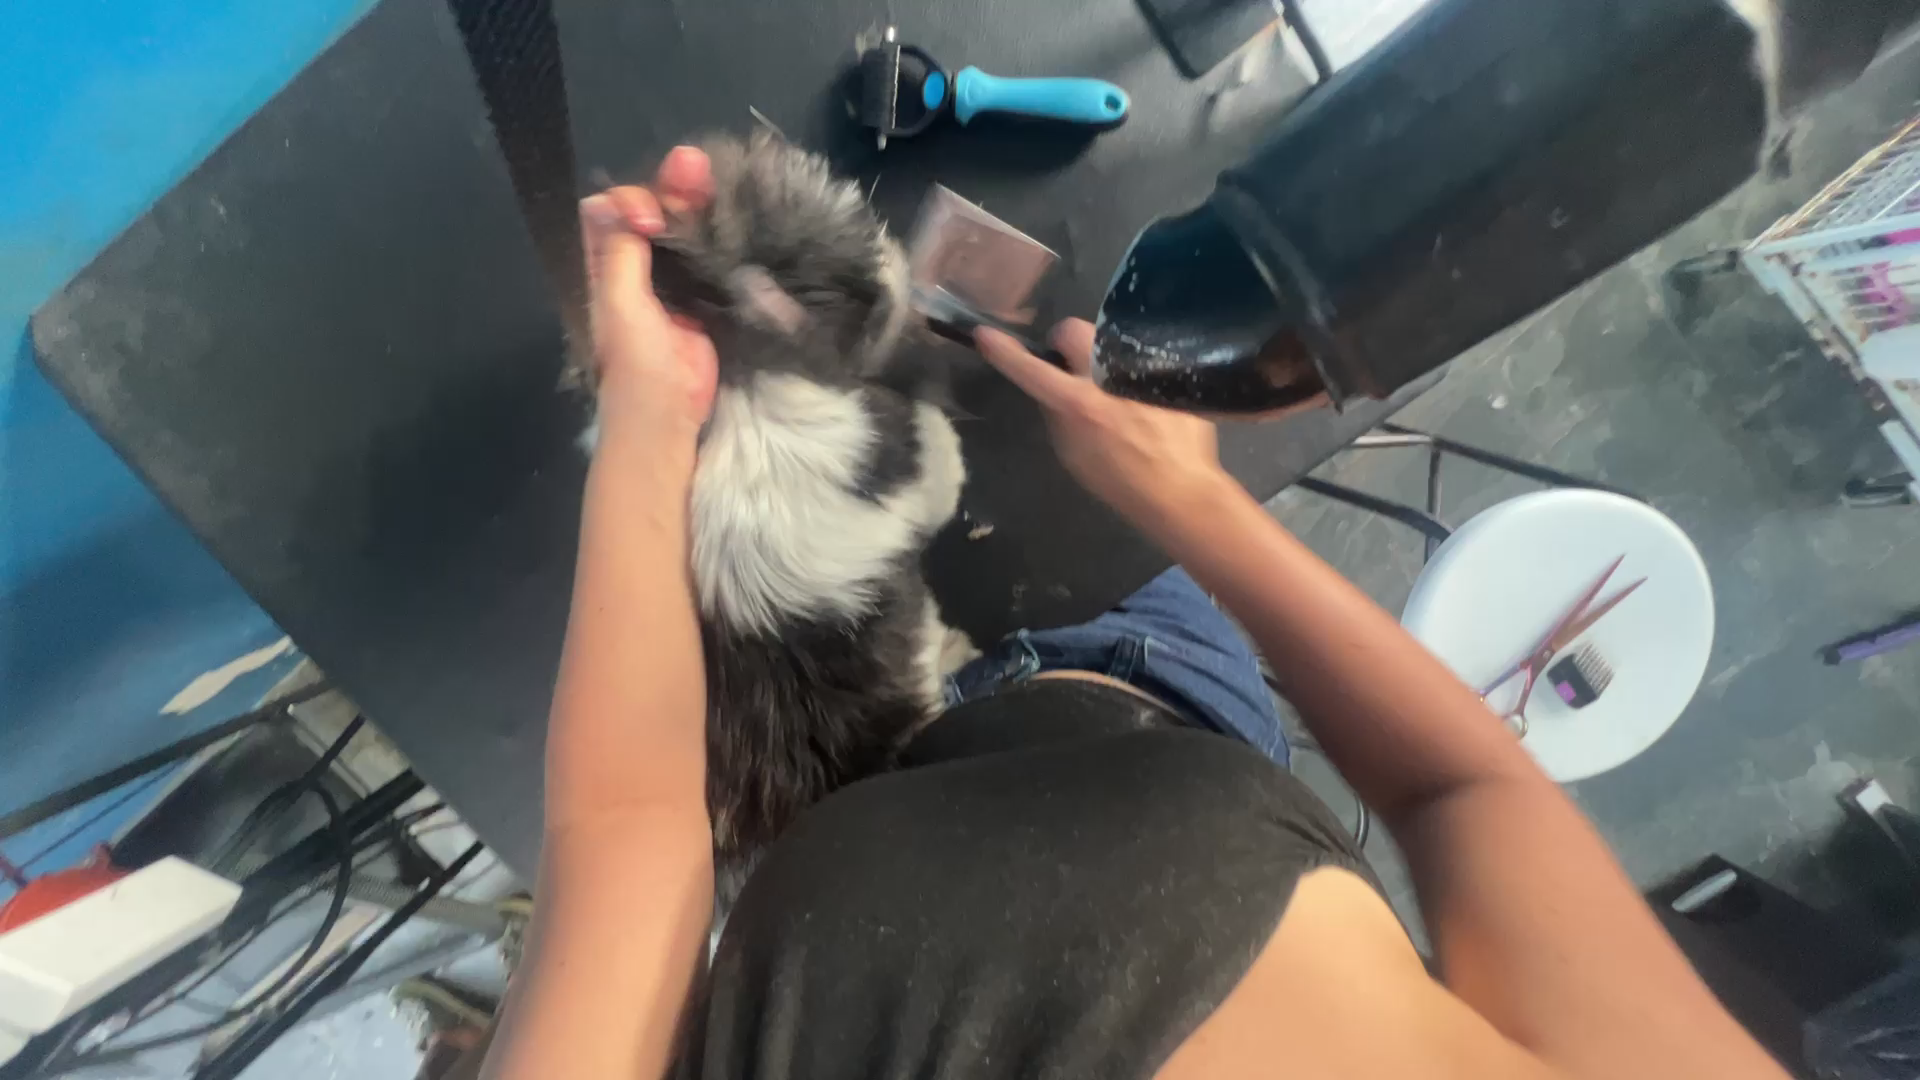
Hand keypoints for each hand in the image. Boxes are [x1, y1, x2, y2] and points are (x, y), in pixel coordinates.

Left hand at [579, 147, 719, 442]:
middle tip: (695, 166)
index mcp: (605, 266)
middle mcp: (636, 267)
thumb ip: (618, 253)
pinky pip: (708, 258)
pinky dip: (719, 237)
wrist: (670, 412)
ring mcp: (672, 282)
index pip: (612, 211)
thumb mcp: (620, 303)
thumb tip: (609, 199)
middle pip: (651, 213)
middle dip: (670, 188)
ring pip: (682, 231)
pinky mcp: (702, 299)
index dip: (631, 201)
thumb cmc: (637, 363)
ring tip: (710, 176)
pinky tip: (732, 217)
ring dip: (696, 204)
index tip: (654, 216)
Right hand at [976, 319, 1232, 532]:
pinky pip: (1139, 354)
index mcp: (1078, 405)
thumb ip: (1058, 416)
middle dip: (1064, 343)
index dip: (1004, 352)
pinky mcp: (1167, 370)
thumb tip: (1052, 390)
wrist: (1179, 488)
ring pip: (1107, 339)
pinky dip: (1130, 369)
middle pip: (1073, 329)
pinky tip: (1139, 392)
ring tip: (1111, 384)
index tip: (985, 336)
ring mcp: (1141, 370)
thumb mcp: (1073, 455)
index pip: (1031, 370)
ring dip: (1099, 356)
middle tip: (1069, 367)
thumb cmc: (1119, 481)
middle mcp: (1108, 378)